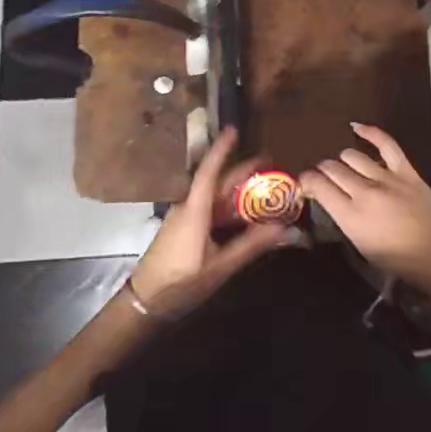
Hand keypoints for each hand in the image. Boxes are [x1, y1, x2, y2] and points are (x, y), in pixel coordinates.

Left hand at [129, 127, 299, 316]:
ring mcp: (184, 219)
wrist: (146, 301)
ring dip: (237, 192)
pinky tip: (246, 215)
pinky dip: (229, 209)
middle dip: (242, 172)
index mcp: (194, 211)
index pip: (209, 172)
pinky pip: (209, 211)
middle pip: (216, 183)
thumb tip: (284, 229)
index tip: (234, 130)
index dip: (222, 150)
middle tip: (270, 165)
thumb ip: (251, 246)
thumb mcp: (220, 266)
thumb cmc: (181, 282)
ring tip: (265, 188)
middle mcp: (188, 208)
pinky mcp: (184, 231)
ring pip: (214, 198)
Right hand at [300, 123, 430, 285]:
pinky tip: (356, 128)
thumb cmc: (395, 257)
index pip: (318, 186)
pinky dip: (370, 133)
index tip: (306, 184)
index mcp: (350, 215)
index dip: (307, 181)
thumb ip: (343, 217)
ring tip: (342, 167)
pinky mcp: (406, 171)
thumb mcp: (359, 243)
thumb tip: (332, 200)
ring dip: (341, 160)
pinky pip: (386, 144)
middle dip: (322, 171)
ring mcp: (385, 178)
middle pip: (332, 169)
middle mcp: (363, 192)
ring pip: (352, 156)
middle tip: (324, 178)